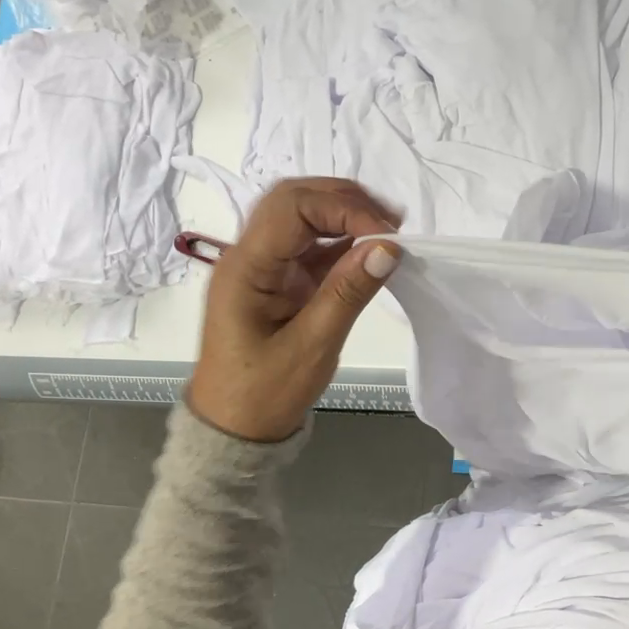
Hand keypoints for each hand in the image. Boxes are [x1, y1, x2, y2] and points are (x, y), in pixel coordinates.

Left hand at [187, 178, 400, 442]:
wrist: (234, 428)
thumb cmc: (265, 393)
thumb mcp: (313, 346)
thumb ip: (348, 292)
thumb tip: (388, 248)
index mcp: (246, 267)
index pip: (294, 207)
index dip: (345, 209)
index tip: (388, 237)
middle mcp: (249, 255)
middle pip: (295, 200)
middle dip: (346, 201)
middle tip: (393, 223)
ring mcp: (263, 266)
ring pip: (302, 217)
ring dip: (346, 216)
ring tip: (389, 233)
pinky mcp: (277, 280)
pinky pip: (309, 246)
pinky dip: (342, 241)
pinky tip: (371, 252)